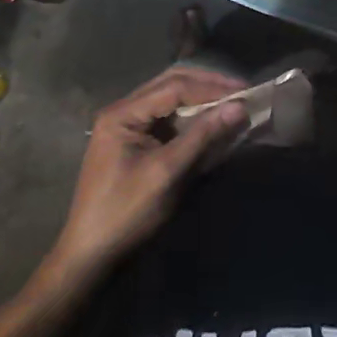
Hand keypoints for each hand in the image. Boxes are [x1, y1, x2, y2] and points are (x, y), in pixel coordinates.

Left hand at [47, 66, 247, 279]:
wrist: (90, 253)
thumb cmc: (125, 212)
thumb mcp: (167, 172)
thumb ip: (202, 135)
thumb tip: (240, 106)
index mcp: (122, 114)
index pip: (175, 86)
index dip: (213, 87)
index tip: (246, 93)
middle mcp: (123, 110)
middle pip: (173, 83)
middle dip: (209, 85)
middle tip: (243, 91)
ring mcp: (128, 123)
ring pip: (173, 96)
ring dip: (203, 97)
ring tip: (233, 102)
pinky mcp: (136, 138)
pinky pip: (170, 115)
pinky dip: (194, 114)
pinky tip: (214, 120)